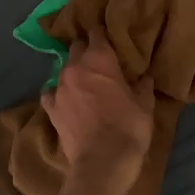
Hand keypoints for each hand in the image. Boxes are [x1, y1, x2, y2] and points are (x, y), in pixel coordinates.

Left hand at [42, 38, 154, 187]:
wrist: (102, 161)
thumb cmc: (128, 127)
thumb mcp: (144, 105)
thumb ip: (143, 86)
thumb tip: (144, 77)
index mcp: (100, 58)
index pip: (96, 33)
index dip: (102, 33)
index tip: (108, 37)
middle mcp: (75, 67)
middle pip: (76, 47)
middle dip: (86, 50)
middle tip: (98, 59)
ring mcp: (59, 87)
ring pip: (63, 69)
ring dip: (73, 71)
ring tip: (83, 81)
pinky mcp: (51, 108)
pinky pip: (50, 93)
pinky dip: (57, 93)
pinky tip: (64, 99)